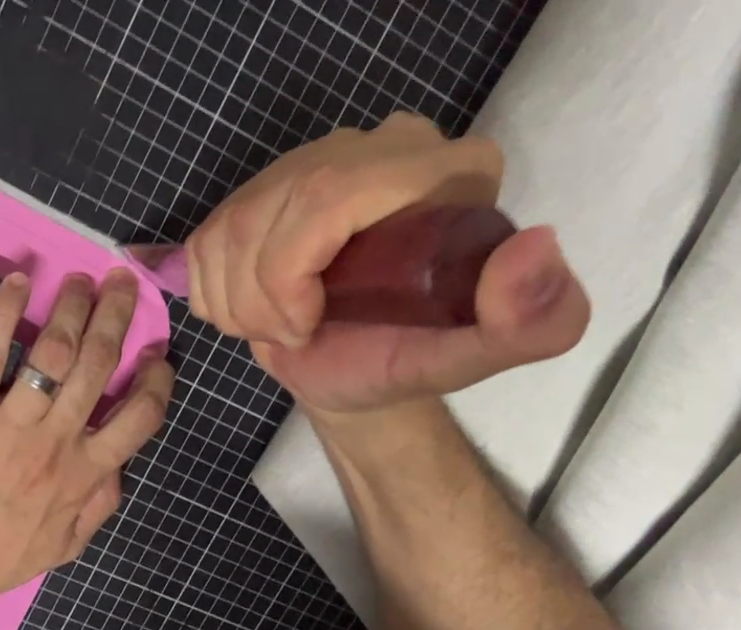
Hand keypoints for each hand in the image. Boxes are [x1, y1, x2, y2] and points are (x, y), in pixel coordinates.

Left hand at [0, 269, 175, 629]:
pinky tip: (18, 283)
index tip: (157, 355)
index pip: (140, 416)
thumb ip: (99, 506)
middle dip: (116, 317)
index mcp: (85, 475)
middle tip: (121, 284)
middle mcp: (55, 442)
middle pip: (98, 366)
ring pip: (53, 353)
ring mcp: (10, 425)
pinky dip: (5, 314)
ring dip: (72, 308)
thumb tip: (121, 469)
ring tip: (81, 279)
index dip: (156, 380)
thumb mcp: (64, 548)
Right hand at [184, 112, 589, 411]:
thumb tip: (535, 245)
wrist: (344, 372)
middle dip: (259, 296)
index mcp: (440, 170)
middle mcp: (376, 147)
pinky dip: (214, 294)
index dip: (291, 272)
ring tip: (274, 327)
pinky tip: (251, 308)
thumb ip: (534, 322)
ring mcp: (308, 163)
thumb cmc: (398, 363)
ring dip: (235, 301)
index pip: (328, 193)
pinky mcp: (254, 193)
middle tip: (289, 335)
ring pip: (230, 226)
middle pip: (268, 210)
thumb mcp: (471, 360)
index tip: (308, 327)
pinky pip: (204, 240)